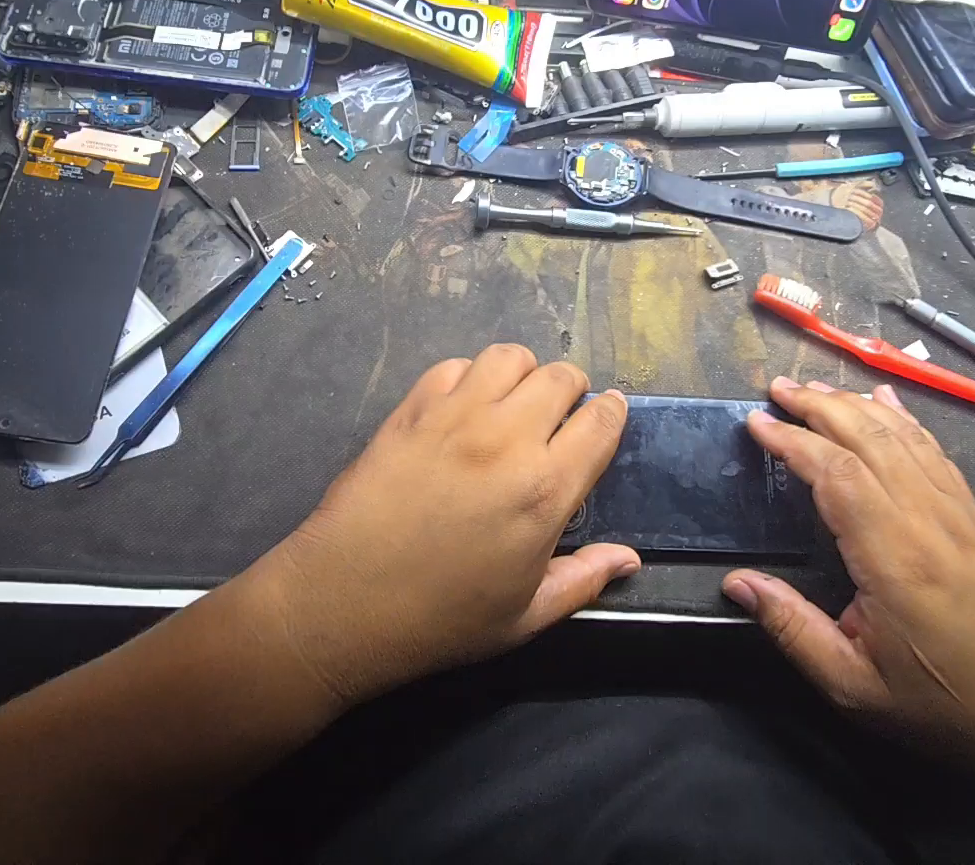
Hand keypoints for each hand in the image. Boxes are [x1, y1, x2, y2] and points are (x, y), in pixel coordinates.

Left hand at [241, 344, 637, 706]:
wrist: (344, 600)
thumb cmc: (442, 618)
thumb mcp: (526, 616)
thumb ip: (584, 578)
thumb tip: (630, 557)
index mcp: (545, 490)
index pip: (601, 422)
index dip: (612, 412)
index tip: (608, 414)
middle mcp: (507, 438)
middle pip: (560, 377)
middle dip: (572, 390)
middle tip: (559, 415)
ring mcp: (455, 416)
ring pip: (509, 357)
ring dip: (522, 374)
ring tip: (512, 403)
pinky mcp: (412, 409)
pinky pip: (454, 366)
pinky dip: (469, 378)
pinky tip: (462, 409)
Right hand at [723, 378, 974, 781]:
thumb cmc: (945, 710)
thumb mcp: (853, 687)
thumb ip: (792, 629)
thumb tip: (736, 581)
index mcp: (896, 560)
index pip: (837, 475)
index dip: (793, 441)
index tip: (756, 423)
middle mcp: (930, 523)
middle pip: (870, 441)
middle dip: (820, 407)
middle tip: (777, 388)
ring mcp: (961, 516)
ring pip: (905, 440)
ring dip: (857, 406)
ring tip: (816, 388)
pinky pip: (937, 455)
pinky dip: (907, 421)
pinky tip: (888, 402)